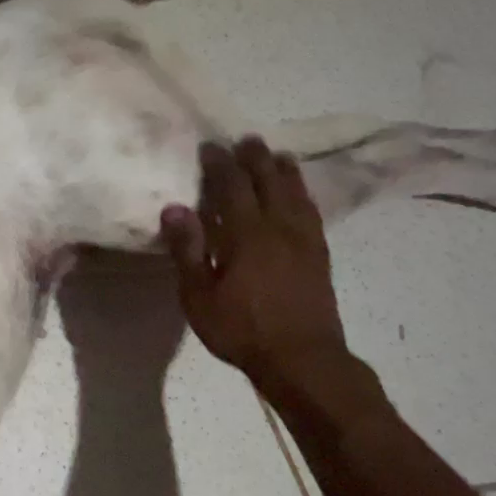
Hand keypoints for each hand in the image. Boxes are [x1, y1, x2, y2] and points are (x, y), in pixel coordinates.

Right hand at [160, 137, 354, 396]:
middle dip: (256, 160)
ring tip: (277, 155)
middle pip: (269, 184)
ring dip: (284, 172)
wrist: (300, 356)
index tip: (210, 146)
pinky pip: (311, 212)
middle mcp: (280, 229)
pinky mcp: (319, 255)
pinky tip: (298, 194)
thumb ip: (188, 250)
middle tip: (246, 139)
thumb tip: (176, 209)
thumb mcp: (198, 295)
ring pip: (295, 194)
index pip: (232, 190)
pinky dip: (302, 194)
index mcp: (247, 237)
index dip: (221, 166)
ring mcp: (305, 241)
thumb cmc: (239, 329)